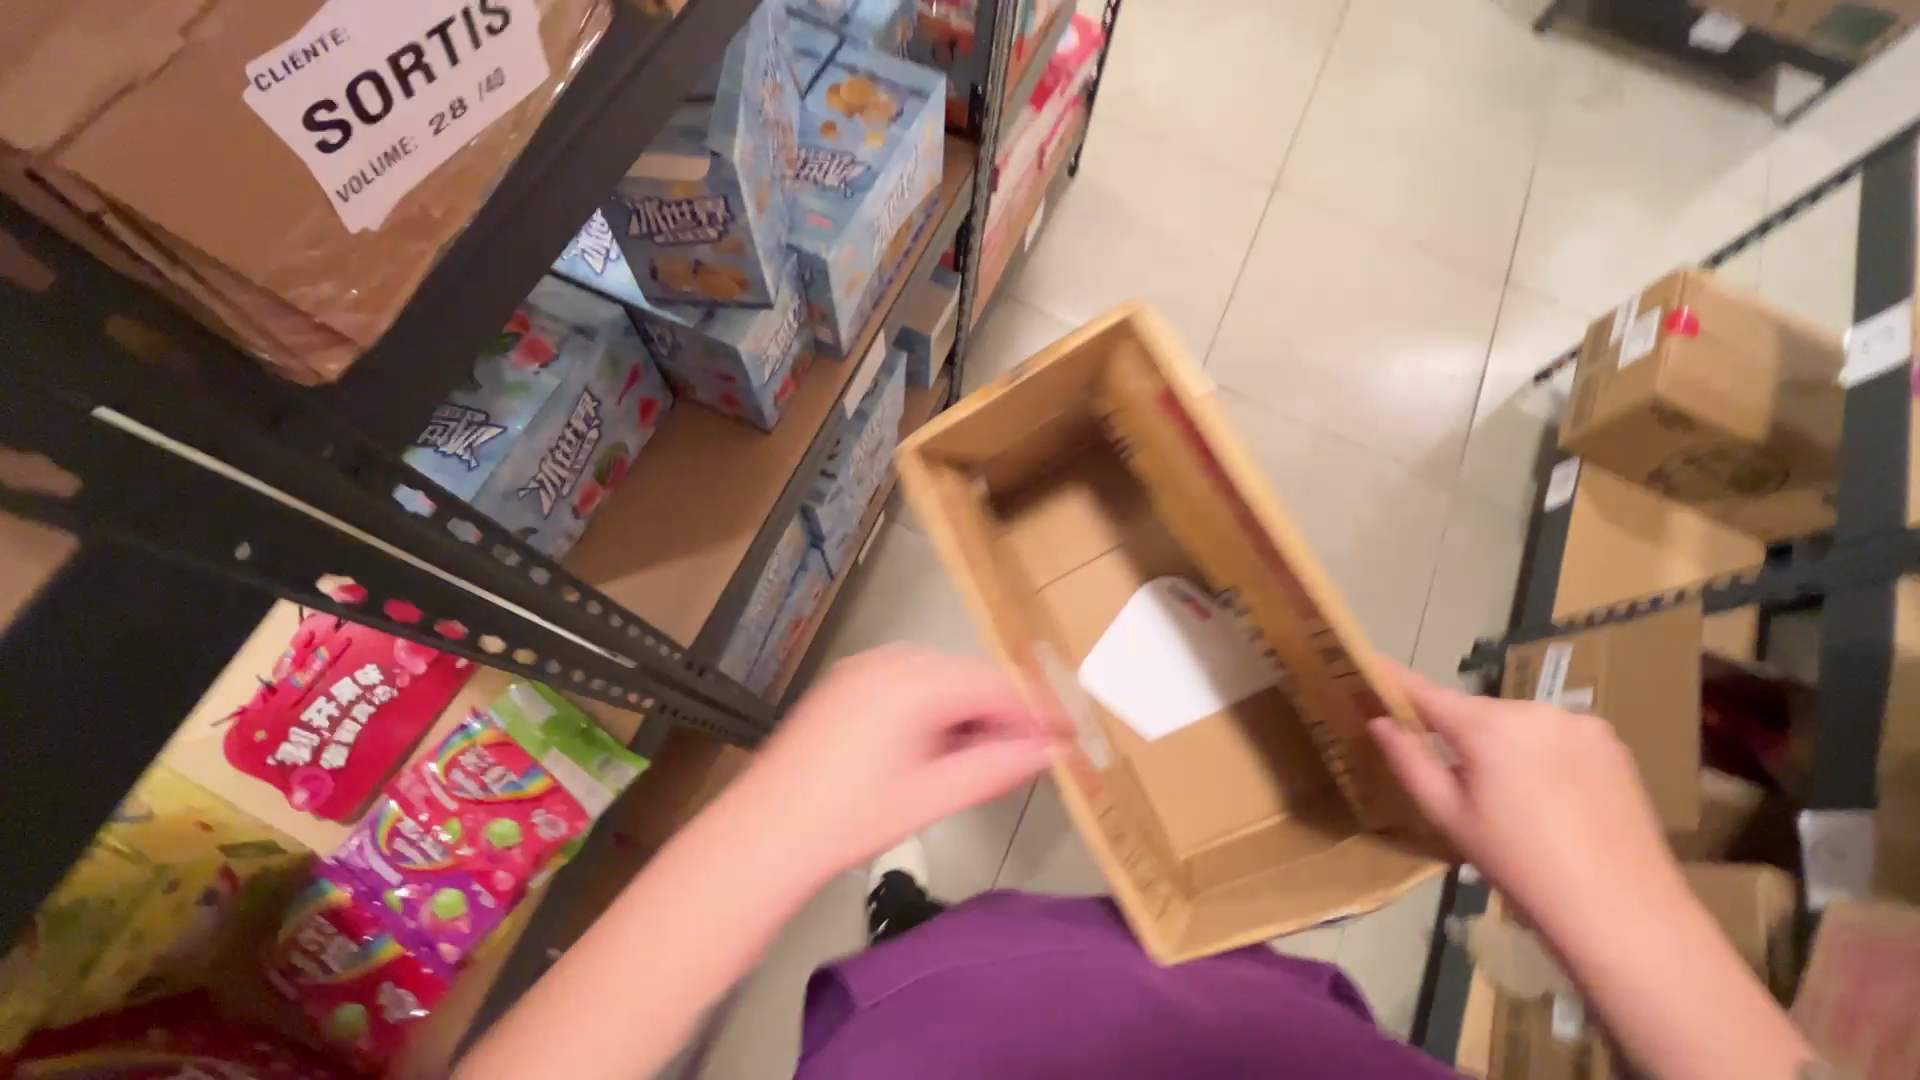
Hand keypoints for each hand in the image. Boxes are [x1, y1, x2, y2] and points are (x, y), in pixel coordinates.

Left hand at [740, 645, 1058, 881]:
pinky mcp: (847, 684)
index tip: (1066, 736)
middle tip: (1028, 755)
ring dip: (969, 714)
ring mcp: (864, 669)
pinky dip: (935, 711)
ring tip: (984, 759)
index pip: (994, 684)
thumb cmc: (849, 821)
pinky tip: (938, 748)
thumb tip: (1051, 751)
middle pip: (968, 678)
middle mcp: (889, 661)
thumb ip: (997, 767)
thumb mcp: (932, 796)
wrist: (762, 836)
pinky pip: (910, 685)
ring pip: (940, 680)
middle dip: (1001, 714)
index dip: (1035, 711)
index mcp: (913, 681)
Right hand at [1367, 665, 1690, 935]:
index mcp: (1489, 726)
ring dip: (1501, 745)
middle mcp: (1535, 710)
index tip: (1368, 664)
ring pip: (1515, 724)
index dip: (1393, 679)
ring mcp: (1580, 723)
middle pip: (1474, 712)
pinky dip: (1539, 754)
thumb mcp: (1447, 815)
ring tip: (1512, 799)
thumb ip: (1408, 760)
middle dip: (1458, 734)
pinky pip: (1553, 736)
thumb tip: (1379, 721)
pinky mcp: (1612, 743)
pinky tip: (1551, 799)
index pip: (1425, 692)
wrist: (1624, 911)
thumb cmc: (1518, 864)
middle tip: (1458, 783)